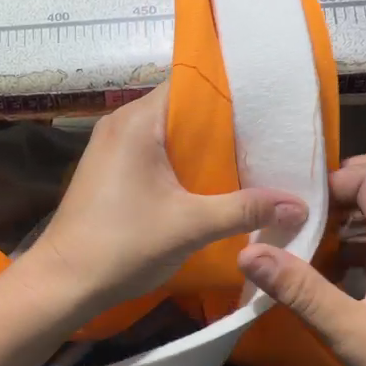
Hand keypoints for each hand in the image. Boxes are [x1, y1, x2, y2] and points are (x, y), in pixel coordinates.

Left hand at [27, 83, 306, 314]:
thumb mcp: (191, 226)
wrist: (64, 280)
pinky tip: (211, 182)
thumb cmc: (124, 244)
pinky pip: (153, 152)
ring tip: (250, 160)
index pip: (190, 85)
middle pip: (182, 109)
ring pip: (168, 134)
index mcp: (138, 121)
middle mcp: (121, 123)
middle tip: (270, 138)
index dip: (231, 93)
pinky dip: (181, 163)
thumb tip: (301, 205)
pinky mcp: (109, 169)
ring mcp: (111, 146)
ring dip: (203, 147)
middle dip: (224, 124)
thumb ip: (246, 209)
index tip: (271, 106)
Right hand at [236, 152, 365, 365]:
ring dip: (344, 216)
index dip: (327, 181)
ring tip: (300, 243)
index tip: (286, 208)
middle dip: (337, 189)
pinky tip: (328, 275)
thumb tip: (247, 252)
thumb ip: (301, 289)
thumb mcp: (354, 337)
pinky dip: (357, 243)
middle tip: (295, 218)